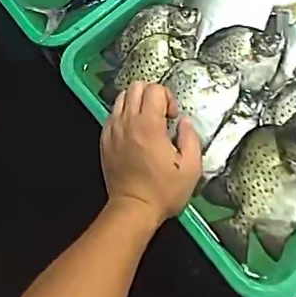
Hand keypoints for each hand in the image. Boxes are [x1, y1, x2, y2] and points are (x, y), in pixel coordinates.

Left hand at [100, 82, 199, 225]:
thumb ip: (191, 138)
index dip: (168, 98)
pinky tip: (133, 132)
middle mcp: (128, 122)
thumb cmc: (163, 191)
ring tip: (146, 120)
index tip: (172, 118)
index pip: (154, 90)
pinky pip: (112, 114)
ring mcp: (113, 130)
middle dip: (152, 94)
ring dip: (136, 102)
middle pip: (136, 87)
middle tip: (161, 114)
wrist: (133, 209)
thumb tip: (184, 122)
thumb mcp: (191, 168)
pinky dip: (124, 115)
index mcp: (149, 126)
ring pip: (122, 97)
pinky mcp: (104, 140)